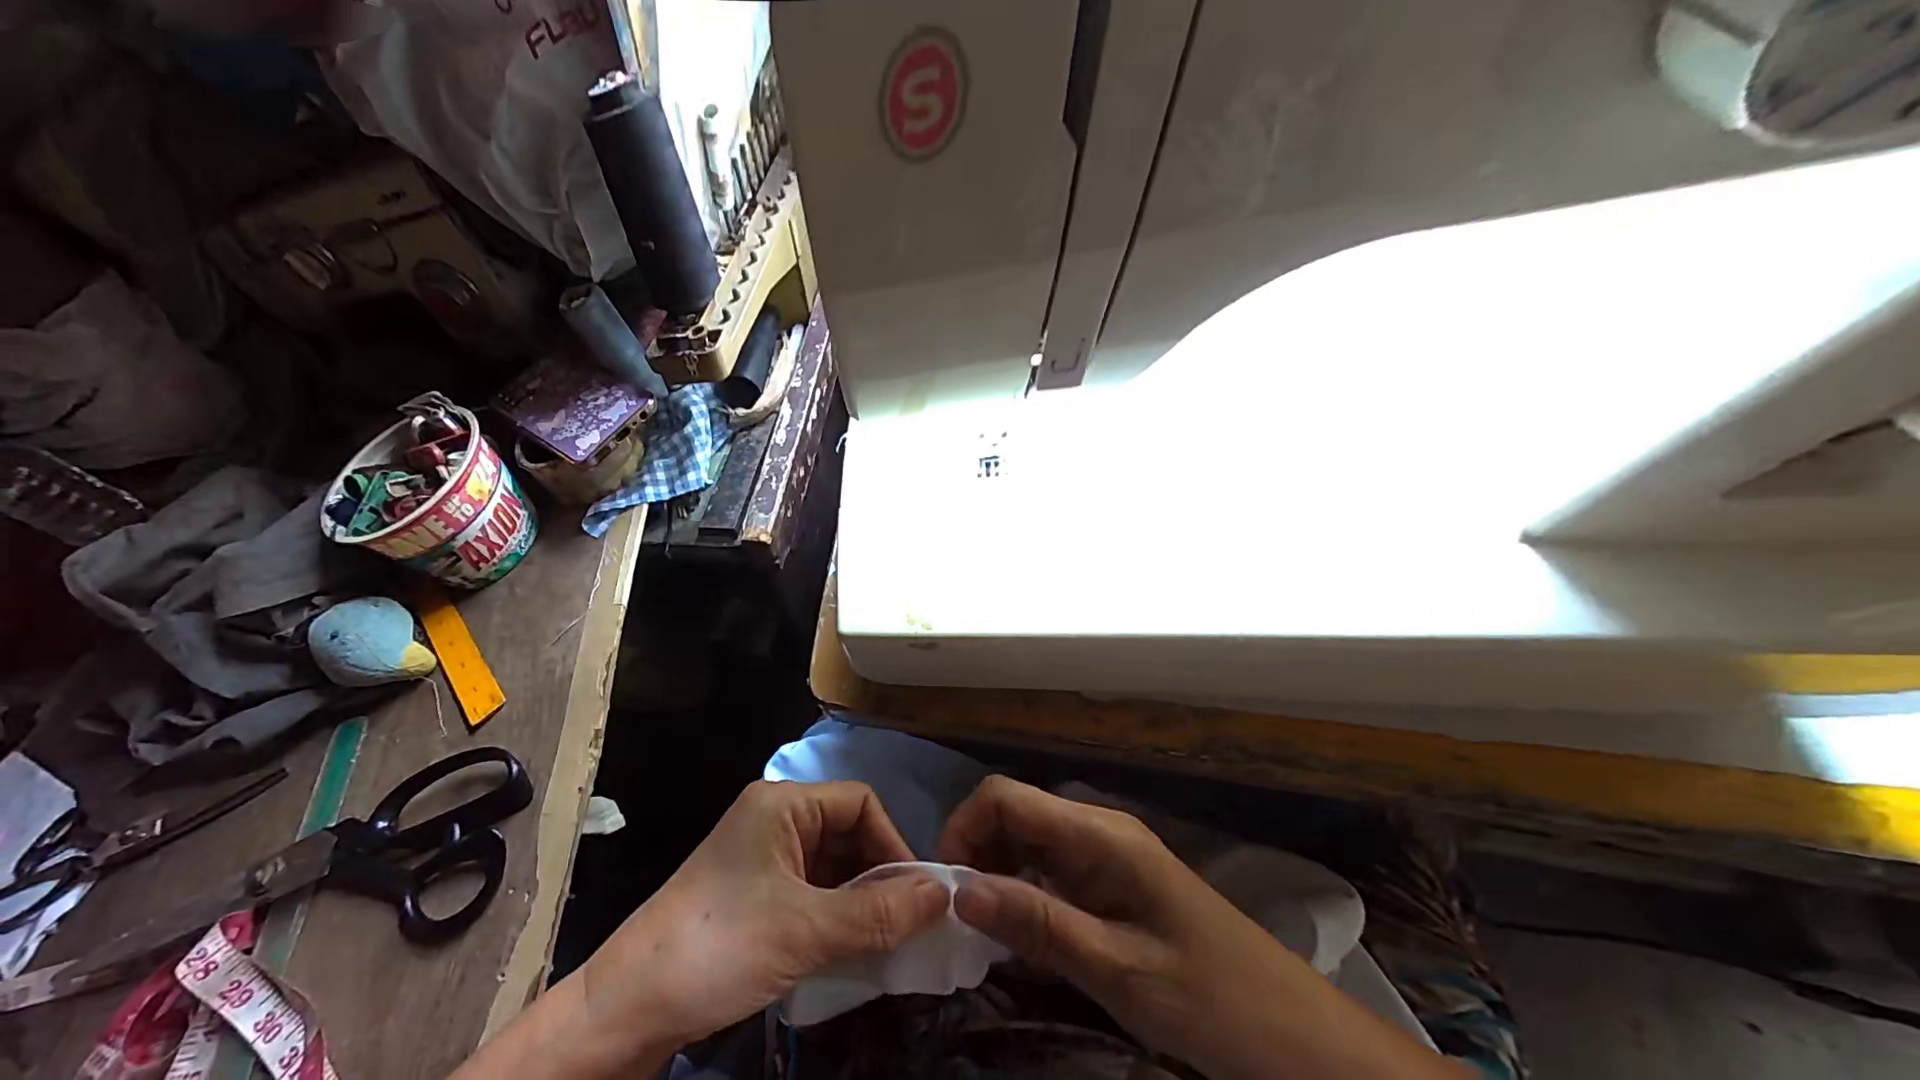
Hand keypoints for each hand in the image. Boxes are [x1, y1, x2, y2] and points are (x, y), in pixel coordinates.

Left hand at [453, 780, 948, 1079]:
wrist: (623, 1012)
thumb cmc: (718, 949)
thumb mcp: (806, 931)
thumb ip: (879, 913)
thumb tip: (944, 894)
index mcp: (782, 805)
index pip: (860, 803)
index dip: (893, 842)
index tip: (916, 894)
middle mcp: (774, 821)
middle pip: (849, 834)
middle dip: (879, 877)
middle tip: (907, 925)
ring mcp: (762, 859)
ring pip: (832, 868)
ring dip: (860, 902)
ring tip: (885, 943)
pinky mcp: (754, 895)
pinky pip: (812, 893)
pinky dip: (836, 918)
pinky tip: (851, 952)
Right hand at [939, 776, 1469, 1079]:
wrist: (1294, 1034)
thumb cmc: (1210, 999)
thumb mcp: (1117, 969)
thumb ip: (1036, 923)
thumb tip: (958, 888)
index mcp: (1100, 834)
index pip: (1005, 797)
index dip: (963, 832)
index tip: (946, 894)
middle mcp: (1099, 830)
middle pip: (1013, 815)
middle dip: (975, 856)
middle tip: (959, 924)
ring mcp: (1107, 856)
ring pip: (1029, 844)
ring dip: (997, 878)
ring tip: (983, 936)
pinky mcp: (1114, 884)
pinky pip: (1051, 873)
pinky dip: (1023, 896)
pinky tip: (1020, 937)